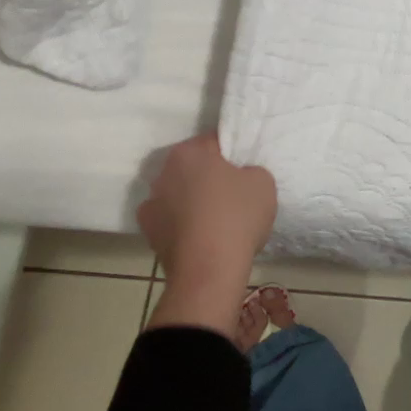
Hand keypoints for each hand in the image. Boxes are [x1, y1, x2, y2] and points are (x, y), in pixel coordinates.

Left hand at [140, 134, 277, 335]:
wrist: (209, 269)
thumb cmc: (238, 216)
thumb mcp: (263, 181)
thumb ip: (249, 170)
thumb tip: (238, 177)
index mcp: (189, 152)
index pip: (215, 141)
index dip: (233, 153)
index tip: (245, 169)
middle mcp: (163, 173)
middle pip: (192, 167)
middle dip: (208, 175)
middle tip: (233, 192)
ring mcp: (150, 203)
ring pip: (178, 193)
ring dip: (192, 200)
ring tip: (216, 219)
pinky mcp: (147, 232)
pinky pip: (170, 219)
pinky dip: (182, 224)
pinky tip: (201, 236)